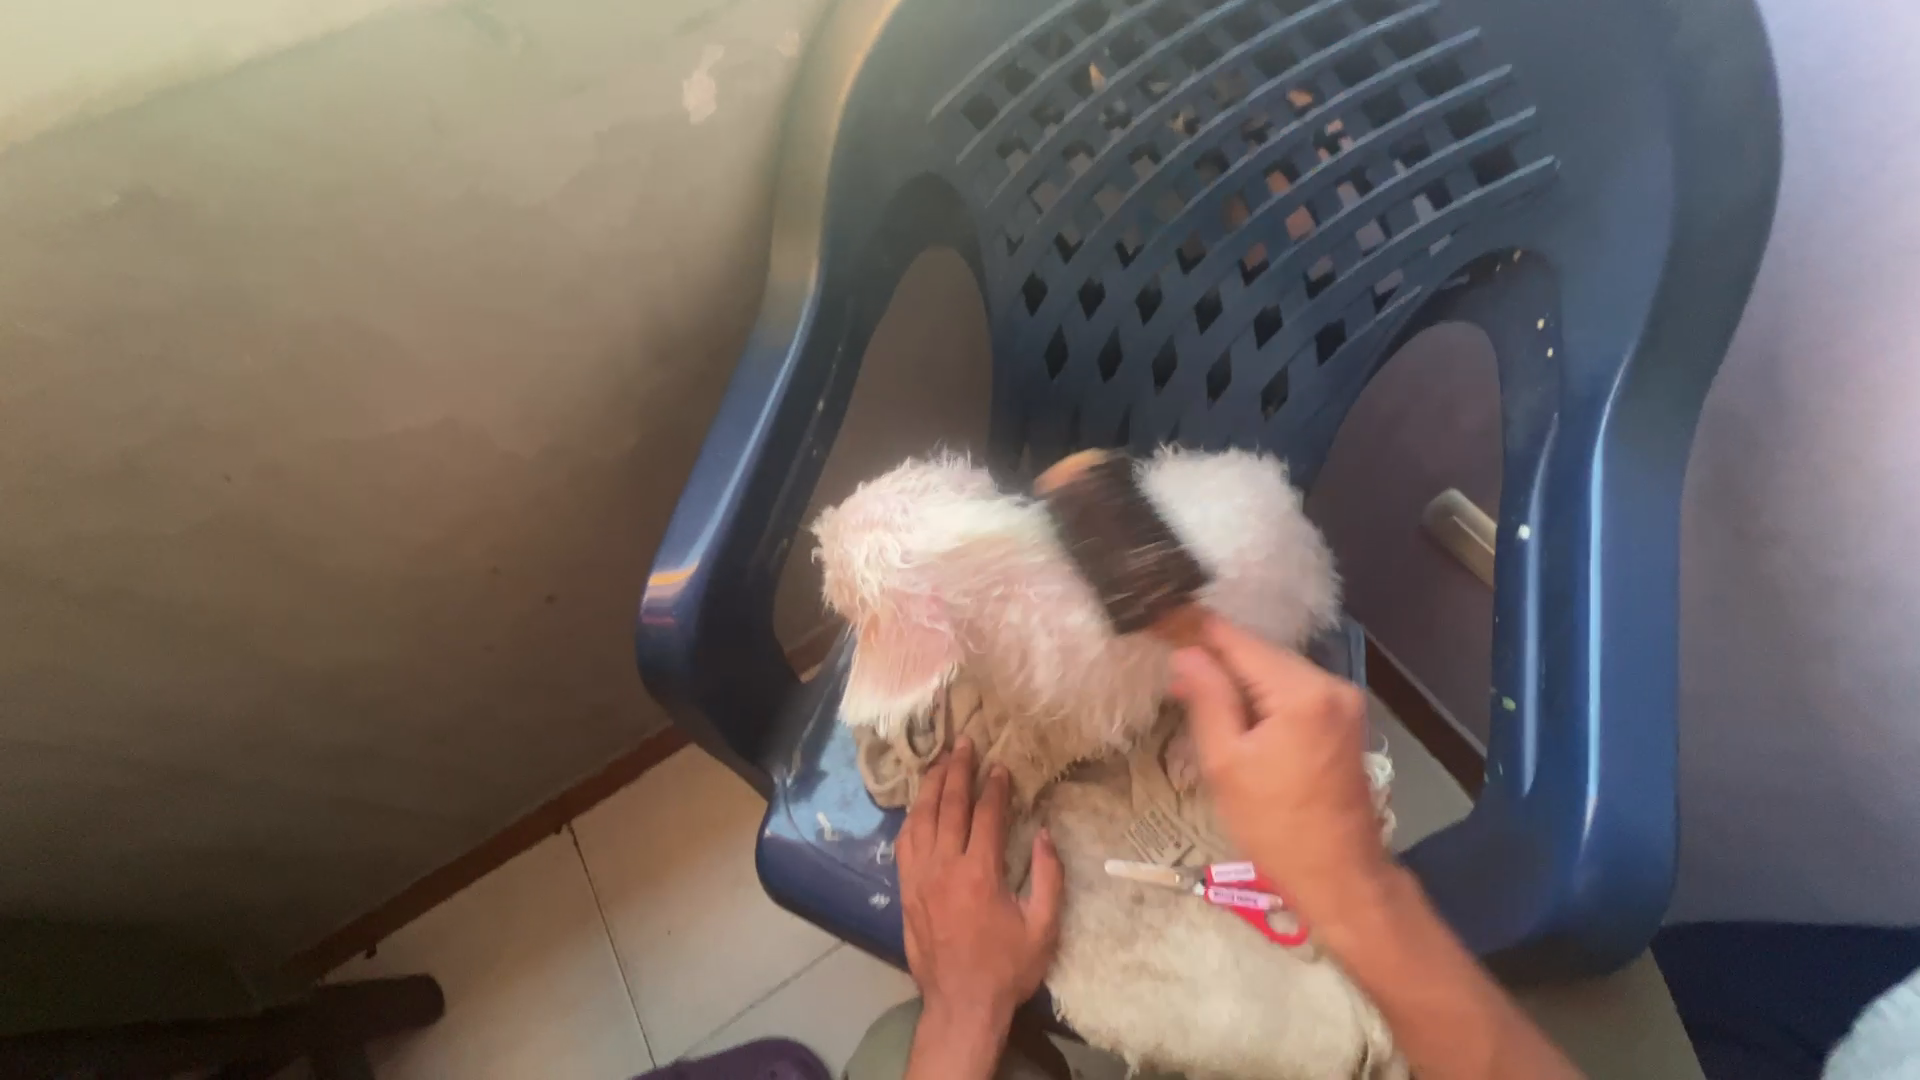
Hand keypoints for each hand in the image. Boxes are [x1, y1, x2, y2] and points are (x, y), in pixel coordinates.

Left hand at [897, 738, 1063, 1076]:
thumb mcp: (1044, 928)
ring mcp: (919, 876)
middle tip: (964, 743)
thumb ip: (1048, 876)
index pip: (986, 814)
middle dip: (958, 770)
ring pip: (921, 818)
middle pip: (949, 805)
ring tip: (940, 761)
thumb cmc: (1006, 968)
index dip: (994, 786)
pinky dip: (912, 816)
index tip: (1000, 764)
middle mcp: (945, 866)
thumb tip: (1043, 832)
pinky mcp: (905, 889)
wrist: (960, 1006)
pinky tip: (918, 803)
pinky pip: (904, 841)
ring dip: (931, 785)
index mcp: (980, 873)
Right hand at [1167, 615, 1388, 923]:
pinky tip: (1229, 706)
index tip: (1156, 617)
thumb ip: (1206, 697)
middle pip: (1257, 651)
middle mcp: (1330, 684)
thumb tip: (1185, 652)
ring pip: (1273, 668)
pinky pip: (1290, 688)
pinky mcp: (1343, 719)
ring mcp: (1343, 701)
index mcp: (1301, 692)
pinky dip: (1258, 691)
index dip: (1192, 626)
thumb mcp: (1225, 761)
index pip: (1236, 639)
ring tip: (1188, 686)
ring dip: (1233, 674)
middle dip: (1212, 654)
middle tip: (1166, 661)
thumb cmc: (1274, 825)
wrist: (1341, 879)